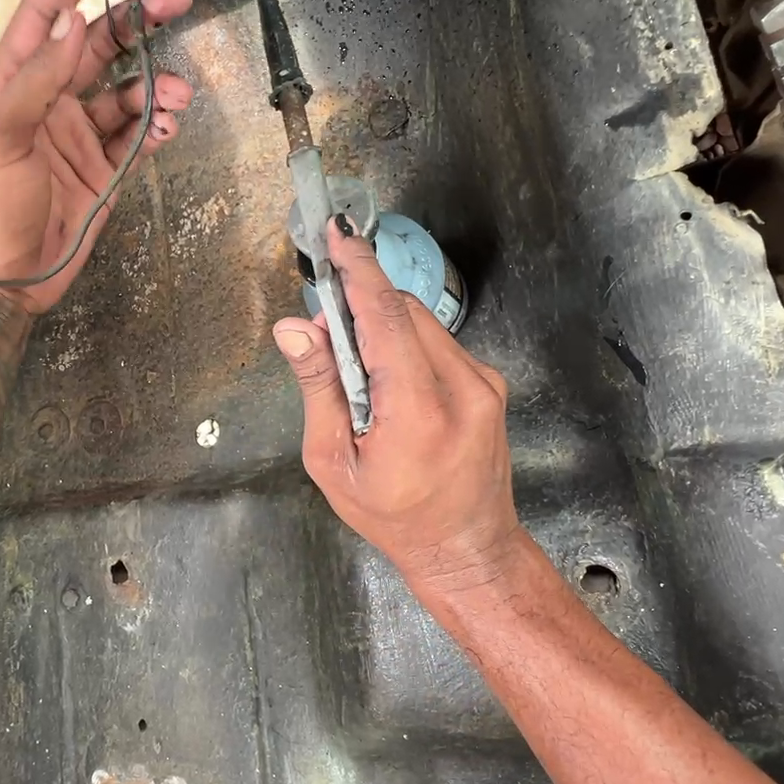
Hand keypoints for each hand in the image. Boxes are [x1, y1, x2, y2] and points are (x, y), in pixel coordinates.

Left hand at [0, 0, 193, 312]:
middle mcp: (50, 101)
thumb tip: (73, 23)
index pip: (47, 15)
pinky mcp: (104, 169)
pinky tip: (167, 127)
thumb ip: (38, 81)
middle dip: (138, 18)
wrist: (4, 278)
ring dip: (157, 86)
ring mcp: (80, 135)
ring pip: (127, 92)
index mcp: (13, 85)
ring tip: (180, 97)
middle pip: (98, 44)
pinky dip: (156, 127)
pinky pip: (137, 136)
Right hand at [273, 227, 519, 586]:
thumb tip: (295, 327)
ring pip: (422, 322)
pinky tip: (386, 381)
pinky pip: (437, 341)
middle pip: (404, 311)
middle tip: (323, 335)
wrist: (467, 548)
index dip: (358, 271)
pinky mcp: (489, 384)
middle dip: (360, 305)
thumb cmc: (392, 515)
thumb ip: (318, 387)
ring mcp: (484, 383)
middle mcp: (463, 385)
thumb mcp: (334, 460)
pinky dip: (403, 343)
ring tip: (355, 371)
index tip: (336, 235)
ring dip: (381, 325)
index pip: (386, 317)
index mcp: (419, 408)